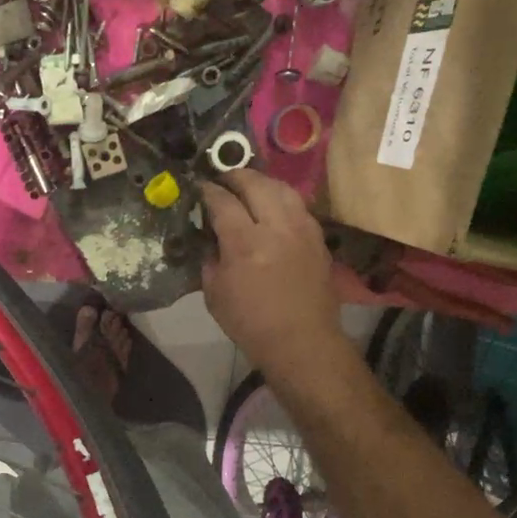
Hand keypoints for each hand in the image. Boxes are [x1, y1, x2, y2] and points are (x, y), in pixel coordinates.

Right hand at [200, 170, 345, 375]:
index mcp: (245, 244)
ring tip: (248, 186)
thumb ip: (211, 259)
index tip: (199, 187)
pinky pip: (298, 206)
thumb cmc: (250, 323)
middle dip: (235, 176)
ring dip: (262, 182)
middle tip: (222, 178)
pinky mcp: (317, 237)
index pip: (223, 202)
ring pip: (282, 189)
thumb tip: (210, 239)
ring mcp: (302, 230)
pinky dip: (281, 199)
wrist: (300, 340)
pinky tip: (272, 207)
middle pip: (256, 184)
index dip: (208, 191)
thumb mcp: (215, 293)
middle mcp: (276, 228)